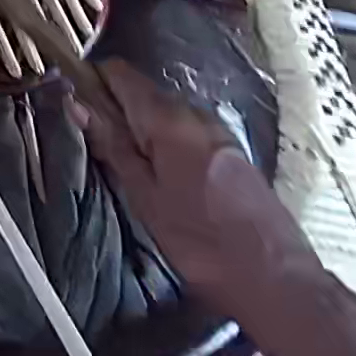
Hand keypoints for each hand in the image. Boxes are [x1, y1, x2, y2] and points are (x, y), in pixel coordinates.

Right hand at [70, 59, 325, 318]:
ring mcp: (215, 128)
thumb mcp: (143, 192)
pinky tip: (163, 174)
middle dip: (114, 107)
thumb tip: (76, 102)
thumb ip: (110, 141)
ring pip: (161, 109)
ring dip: (139, 125)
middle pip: (139, 89)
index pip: (117, 71)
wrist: (280, 283)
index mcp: (167, 117)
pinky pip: (183, 126)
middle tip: (100, 145)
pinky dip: (163, 138)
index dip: (91, 80)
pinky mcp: (229, 147)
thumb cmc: (200, 240)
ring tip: (130, 165)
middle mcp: (193, 111)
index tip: (77, 105)